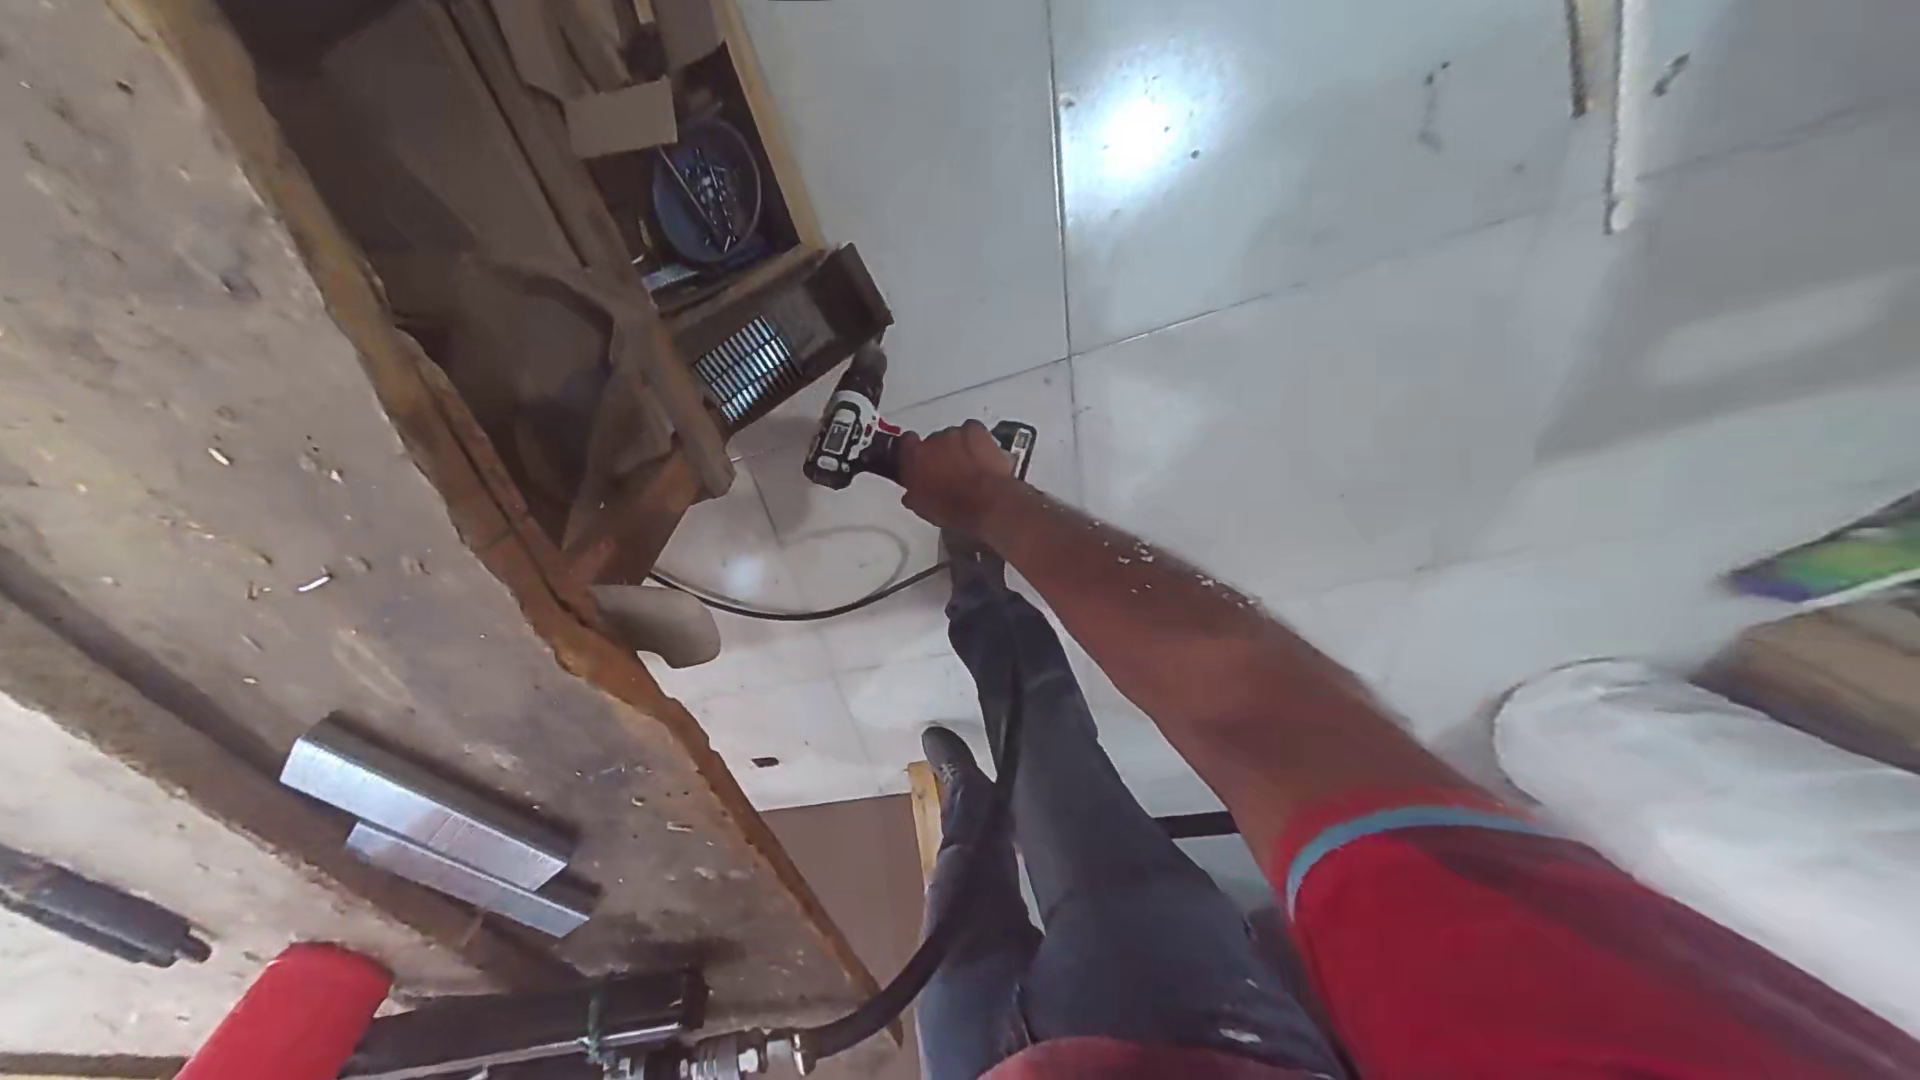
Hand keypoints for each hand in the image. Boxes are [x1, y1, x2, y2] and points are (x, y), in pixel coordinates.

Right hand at [898, 420, 1017, 532]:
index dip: (915, 450)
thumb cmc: (953, 508)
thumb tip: (911, 493)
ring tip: (970, 467)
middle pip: (933, 441)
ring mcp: (954, 433)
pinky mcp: (975, 430)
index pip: (907, 442)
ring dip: (959, 448)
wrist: (986, 503)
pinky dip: (976, 441)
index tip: (921, 460)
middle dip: (940, 454)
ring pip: (953, 437)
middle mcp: (931, 441)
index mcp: (914, 458)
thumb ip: (913, 494)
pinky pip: (972, 430)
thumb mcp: (923, 508)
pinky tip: (981, 456)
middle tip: (951, 471)